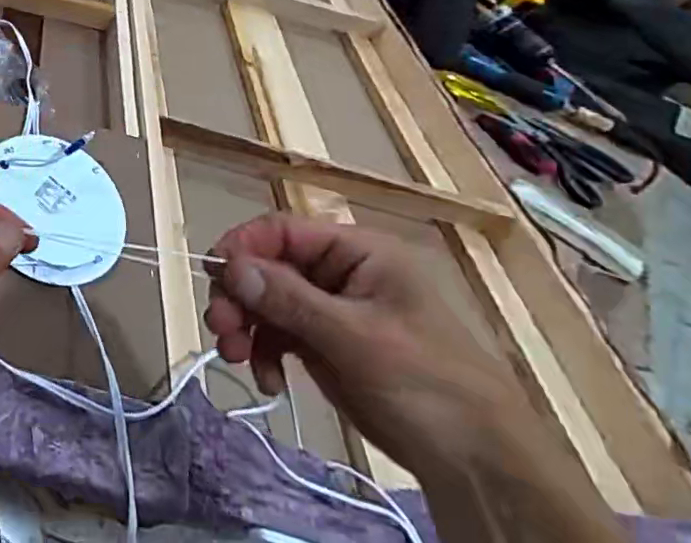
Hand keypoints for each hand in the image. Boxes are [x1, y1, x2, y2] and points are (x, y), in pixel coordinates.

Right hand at [208, 214, 626, 541]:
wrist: (476, 460)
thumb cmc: (425, 382)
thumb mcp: (356, 338)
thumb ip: (291, 300)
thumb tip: (231, 266)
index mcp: (356, 250)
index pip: (285, 230)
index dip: (245, 246)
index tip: (214, 277)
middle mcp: (339, 271)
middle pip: (271, 266)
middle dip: (242, 295)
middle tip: (221, 330)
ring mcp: (332, 309)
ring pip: (270, 301)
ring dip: (248, 326)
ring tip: (237, 358)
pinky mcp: (327, 344)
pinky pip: (281, 334)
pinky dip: (266, 353)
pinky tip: (269, 381)